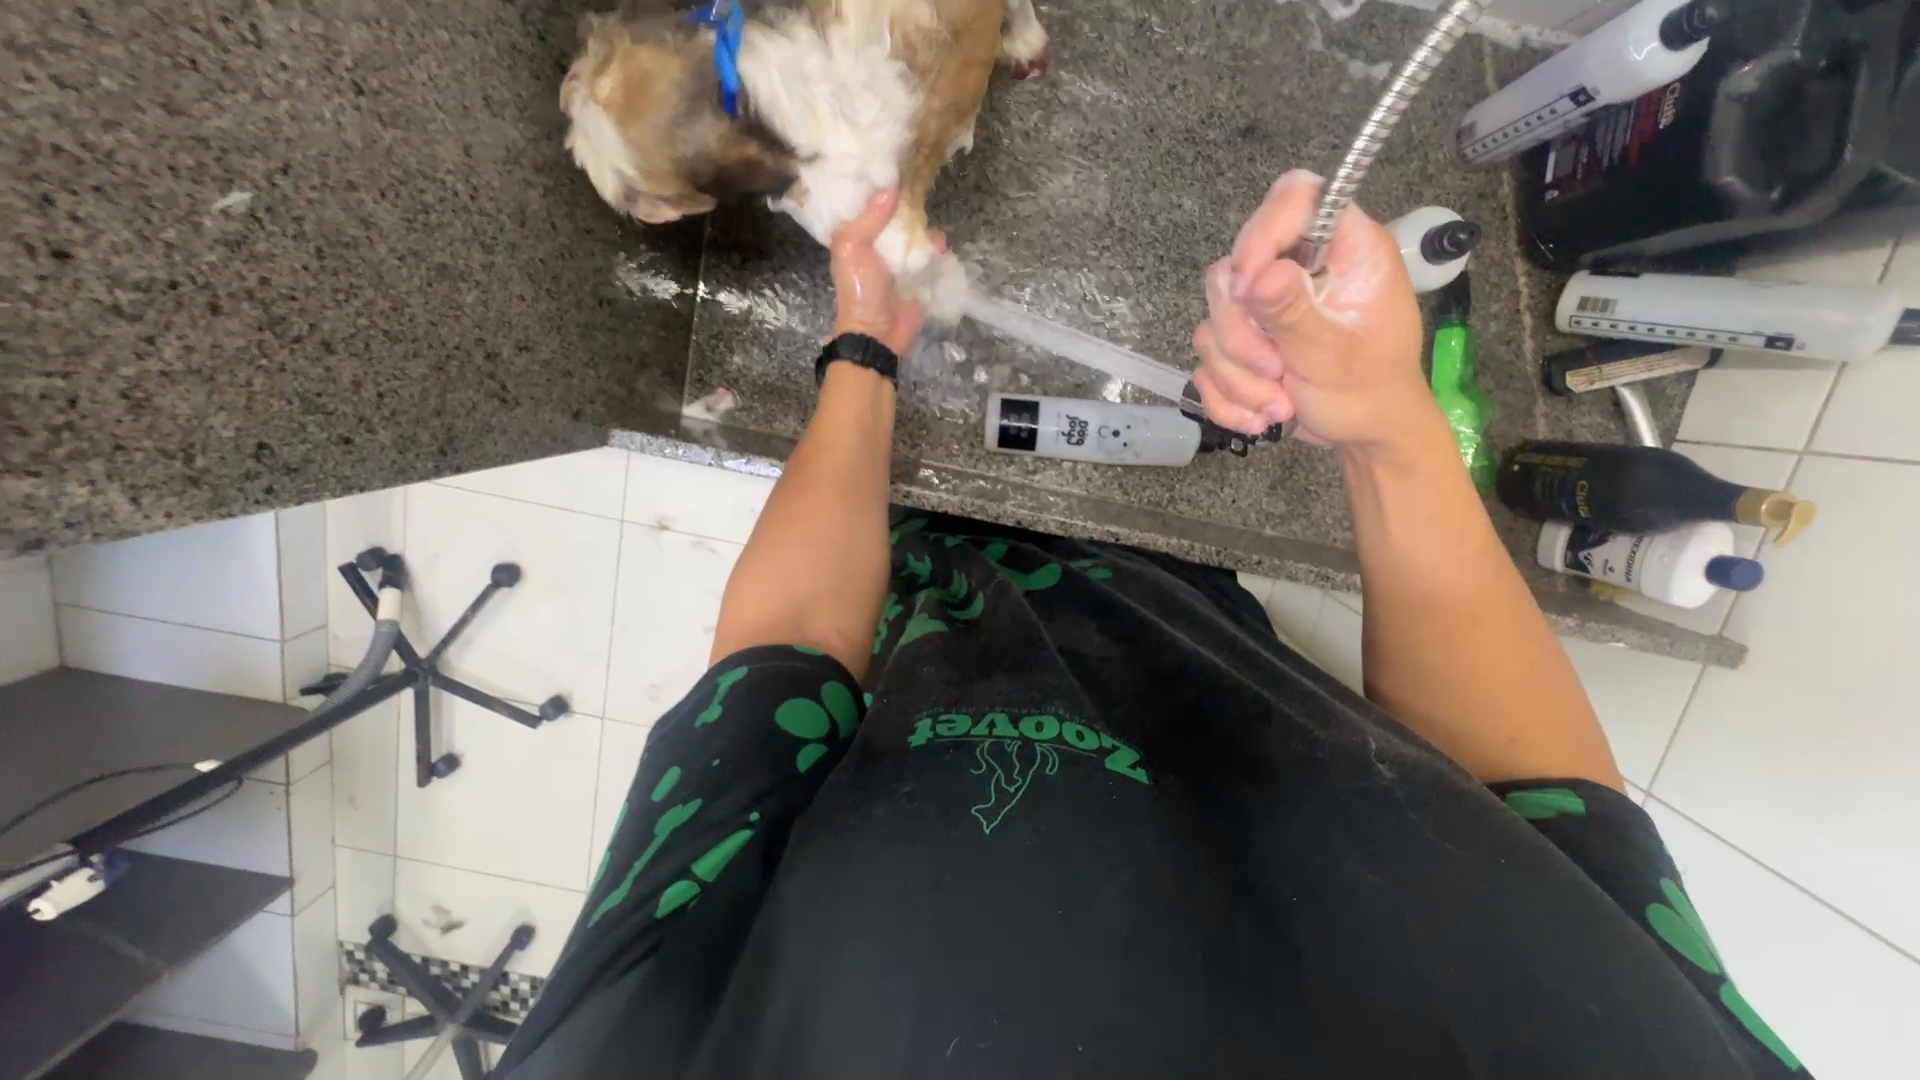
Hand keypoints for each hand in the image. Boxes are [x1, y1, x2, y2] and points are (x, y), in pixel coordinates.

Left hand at [830, 189, 929, 356]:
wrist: (878, 333)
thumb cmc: (859, 289)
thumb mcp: (852, 247)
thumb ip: (869, 217)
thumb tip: (892, 187)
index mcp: (856, 236)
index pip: (867, 204)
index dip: (877, 185)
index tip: (894, 162)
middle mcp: (878, 244)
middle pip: (895, 215)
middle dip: (907, 201)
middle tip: (921, 177)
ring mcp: (900, 260)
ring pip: (915, 233)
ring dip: (924, 224)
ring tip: (932, 208)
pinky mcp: (920, 276)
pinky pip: (931, 255)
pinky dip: (937, 247)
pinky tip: (940, 241)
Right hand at [1190, 170, 1436, 454]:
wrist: (1362, 437)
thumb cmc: (1372, 391)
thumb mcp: (1338, 354)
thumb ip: (1296, 313)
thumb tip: (1261, 276)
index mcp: (1341, 251)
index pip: (1294, 199)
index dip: (1262, 233)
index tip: (1249, 286)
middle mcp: (1297, 270)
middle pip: (1232, 273)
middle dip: (1242, 335)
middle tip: (1275, 370)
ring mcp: (1263, 309)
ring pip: (1213, 324)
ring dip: (1238, 376)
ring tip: (1279, 406)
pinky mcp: (1242, 343)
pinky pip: (1207, 362)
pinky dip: (1227, 396)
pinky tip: (1260, 417)